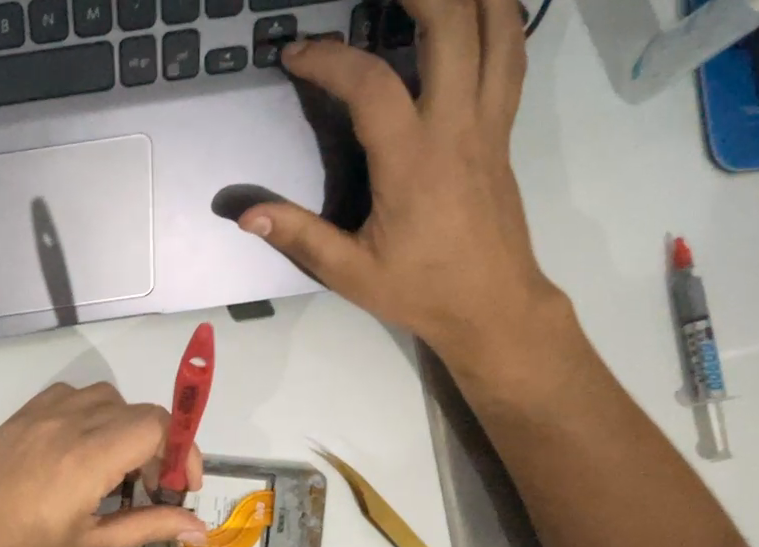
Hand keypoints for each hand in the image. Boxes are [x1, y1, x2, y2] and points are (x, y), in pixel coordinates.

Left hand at [0, 382, 205, 546]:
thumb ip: (150, 526)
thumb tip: (200, 528)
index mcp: (86, 457)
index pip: (155, 424)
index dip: (180, 450)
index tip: (179, 487)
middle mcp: (64, 425)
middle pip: (134, 410)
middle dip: (155, 445)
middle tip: (148, 490)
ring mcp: (35, 417)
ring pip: (101, 397)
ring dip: (122, 425)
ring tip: (114, 470)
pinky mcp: (15, 421)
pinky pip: (65, 397)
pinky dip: (86, 414)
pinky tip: (79, 452)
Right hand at [237, 1, 567, 372]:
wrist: (492, 304)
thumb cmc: (419, 289)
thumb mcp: (348, 272)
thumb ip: (299, 236)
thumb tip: (247, 214)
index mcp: (413, 163)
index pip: (370, 86)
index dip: (329, 60)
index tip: (295, 55)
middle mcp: (457, 128)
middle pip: (454, 28)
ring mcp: (489, 125)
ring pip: (500, 31)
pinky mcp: (503, 132)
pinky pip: (511, 58)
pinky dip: (500, 21)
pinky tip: (481, 10)